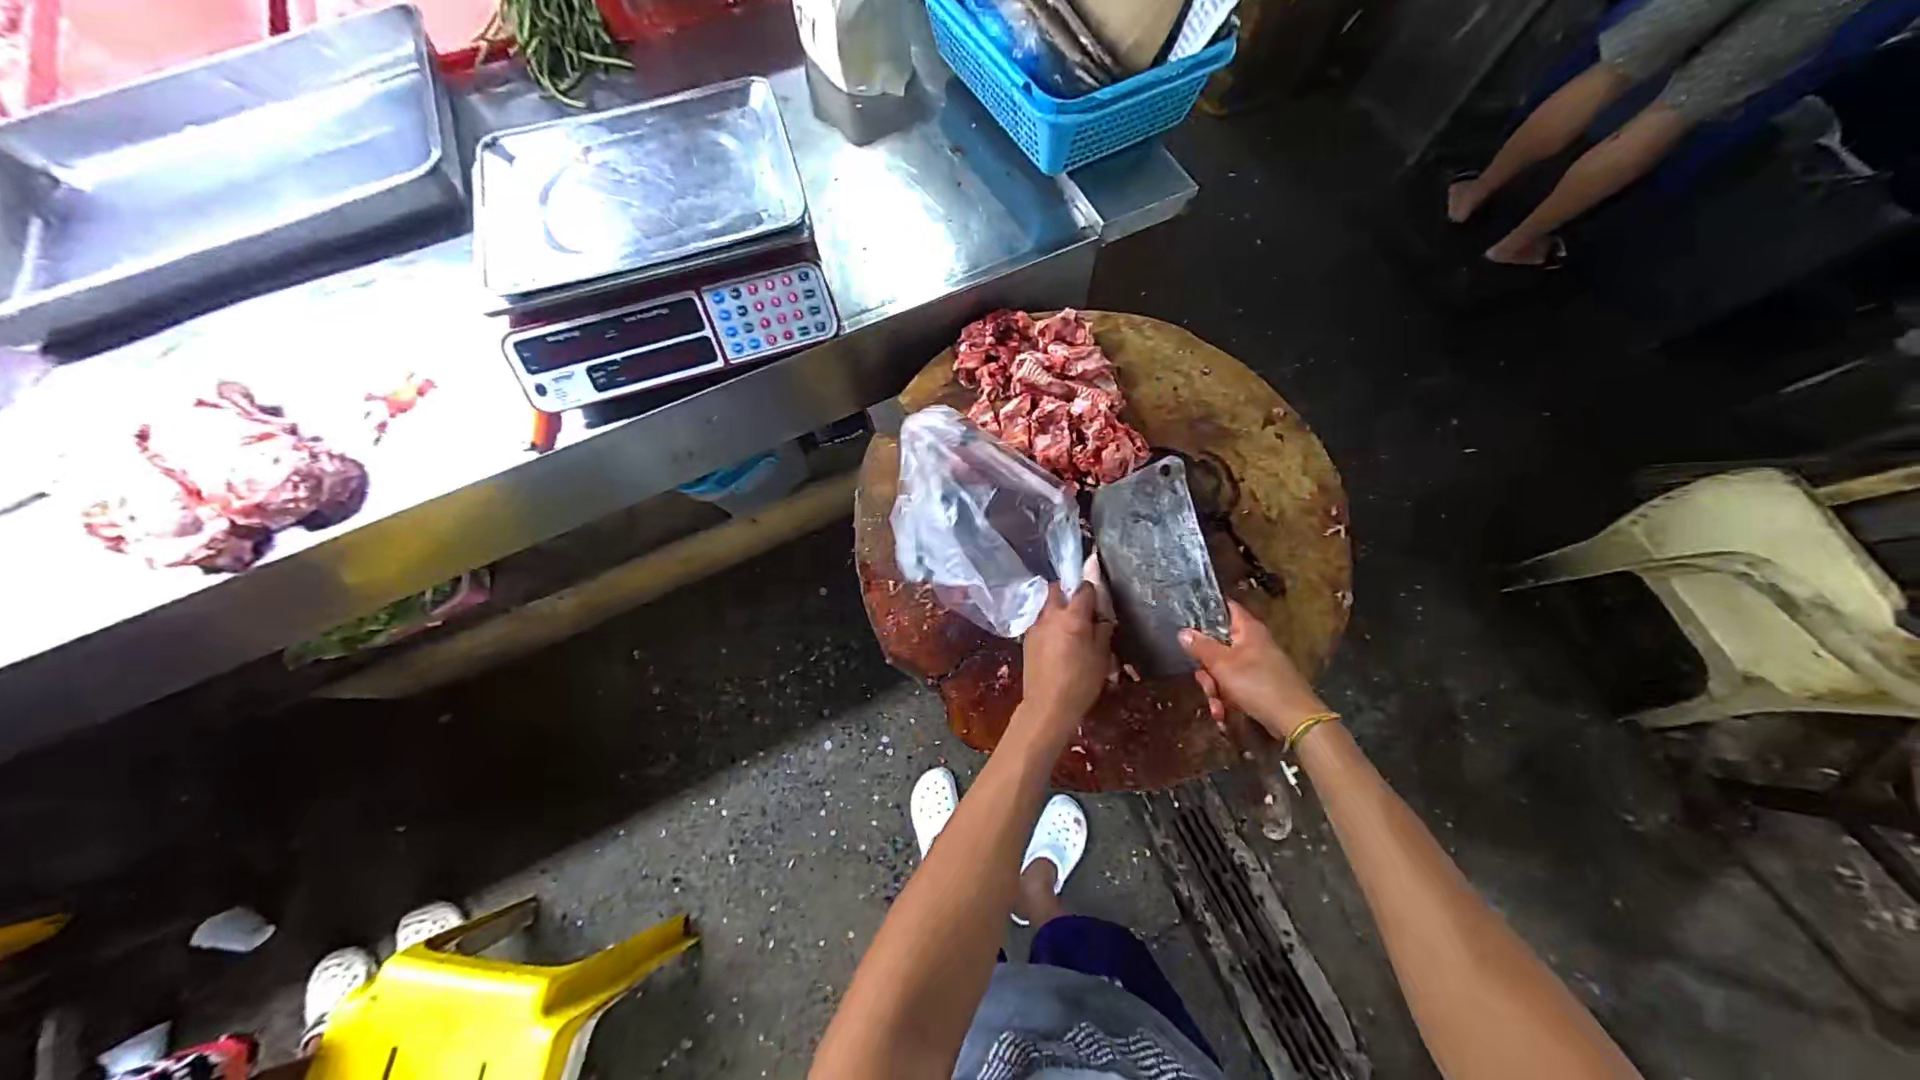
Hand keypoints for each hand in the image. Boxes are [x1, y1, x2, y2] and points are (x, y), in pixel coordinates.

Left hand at [1018, 583, 1113, 738]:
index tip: (1098, 597)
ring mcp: (1035, 625)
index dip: (1092, 588)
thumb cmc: (1081, 682)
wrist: (1047, 705)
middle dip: (1068, 591)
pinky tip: (1056, 641)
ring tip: (1067, 626)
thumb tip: (1102, 618)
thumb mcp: (1102, 657)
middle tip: (1080, 607)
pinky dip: (1048, 624)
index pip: (1083, 588)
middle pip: (1057, 588)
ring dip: (1056, 608)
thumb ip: (1102, 631)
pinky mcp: (1026, 638)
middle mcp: (1051, 615)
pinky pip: (1039, 621)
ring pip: (1046, 605)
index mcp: (1073, 616)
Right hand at [1179, 600, 1328, 740]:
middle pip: (1218, 645)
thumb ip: (1201, 646)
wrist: (1293, 719)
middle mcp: (1253, 643)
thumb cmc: (1257, 683)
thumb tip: (1183, 632)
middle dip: (1207, 668)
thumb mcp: (1222, 664)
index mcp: (1248, 630)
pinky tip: (1223, 713)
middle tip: (1205, 680)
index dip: (1205, 611)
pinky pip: (1235, 686)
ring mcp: (1257, 665)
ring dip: (1215, 689)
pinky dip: (1227, 699)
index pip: (1225, 608)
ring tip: (1217, 705)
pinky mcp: (1260, 685)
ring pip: (1224, 669)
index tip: (1186, 621)